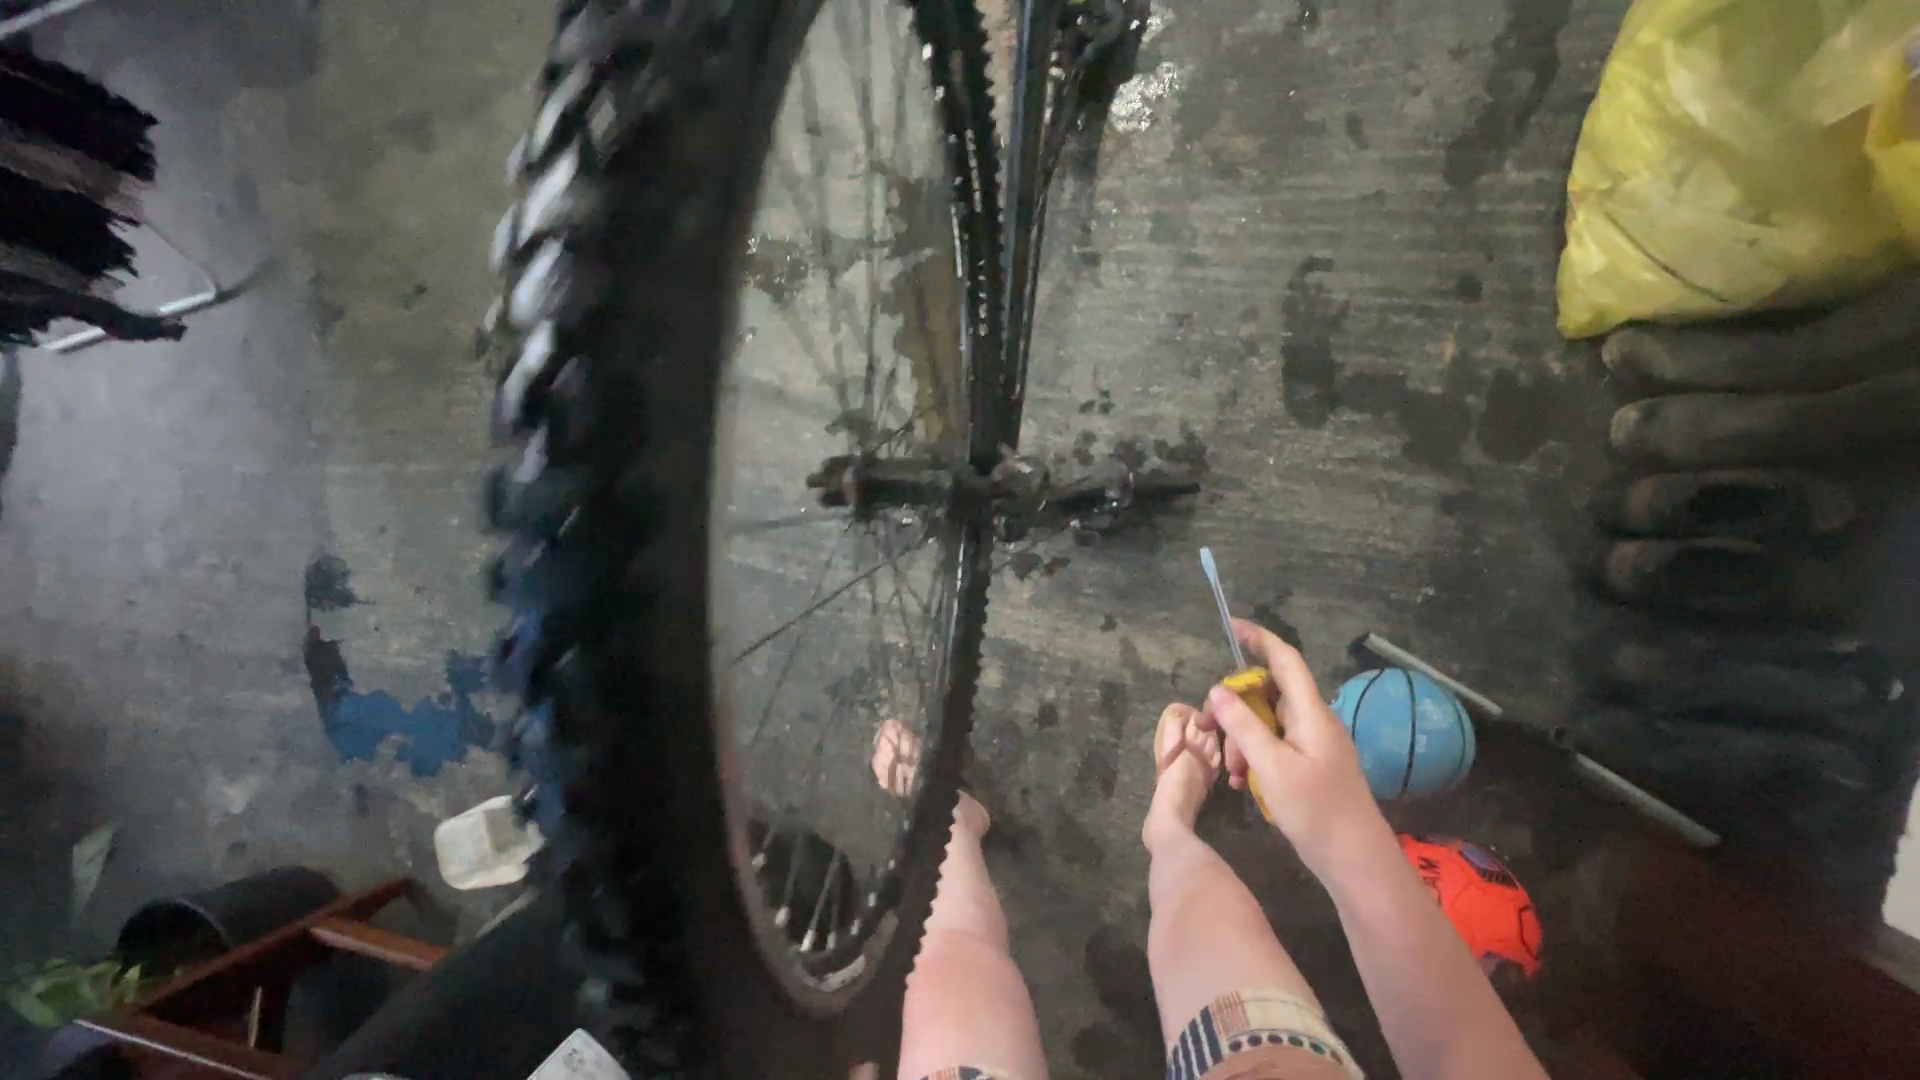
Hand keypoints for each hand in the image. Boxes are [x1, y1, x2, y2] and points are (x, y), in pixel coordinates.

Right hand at [1199, 619, 1394, 879]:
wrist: (1356, 860)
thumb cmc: (1316, 810)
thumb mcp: (1271, 766)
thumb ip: (1244, 725)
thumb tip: (1218, 689)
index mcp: (1310, 713)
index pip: (1284, 659)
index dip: (1258, 638)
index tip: (1230, 625)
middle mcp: (1313, 720)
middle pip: (1267, 692)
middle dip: (1234, 706)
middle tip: (1207, 727)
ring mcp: (1312, 743)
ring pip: (1265, 722)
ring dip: (1240, 739)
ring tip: (1228, 772)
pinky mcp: (1309, 765)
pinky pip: (1273, 745)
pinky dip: (1252, 756)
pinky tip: (1238, 781)